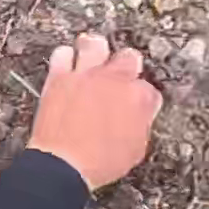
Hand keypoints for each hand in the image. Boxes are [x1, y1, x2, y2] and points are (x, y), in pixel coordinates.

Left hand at [26, 33, 162, 189]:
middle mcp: (115, 80)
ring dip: (95, 50)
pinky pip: (63, 53)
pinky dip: (65, 58)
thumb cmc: (99, 162)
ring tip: (92, 57)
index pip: (148, 87)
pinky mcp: (60, 77)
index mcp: (139, 98)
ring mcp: (86, 75)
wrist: (64, 164)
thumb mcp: (135, 149)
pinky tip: (67, 66)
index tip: (133, 103)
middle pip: (128, 56)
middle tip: (117, 76)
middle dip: (126, 65)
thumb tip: (138, 115)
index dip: (141, 96)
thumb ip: (140, 124)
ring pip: (95, 44)